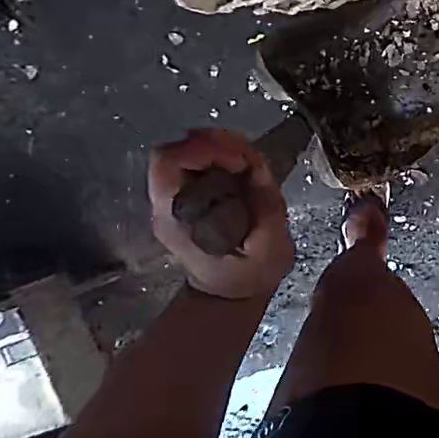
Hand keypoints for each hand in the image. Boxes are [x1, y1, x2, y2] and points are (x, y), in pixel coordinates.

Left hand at [148, 130, 293, 301]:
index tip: (239, 161)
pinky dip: (223, 153)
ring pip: (186, 150)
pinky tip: (246, 162)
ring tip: (249, 157)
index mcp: (178, 216)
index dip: (203, 150)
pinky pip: (199, 161)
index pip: (169, 163)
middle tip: (246, 154)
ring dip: (219, 145)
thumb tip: (259, 170)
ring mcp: (179, 196)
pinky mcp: (193, 193)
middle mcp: (170, 202)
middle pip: (173, 150)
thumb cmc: (248, 276)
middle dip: (212, 143)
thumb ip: (266, 210)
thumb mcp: (269, 250)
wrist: (230, 294)